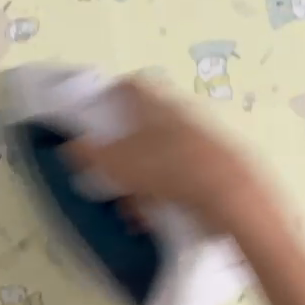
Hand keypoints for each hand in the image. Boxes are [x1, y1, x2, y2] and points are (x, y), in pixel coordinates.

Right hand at [63, 78, 277, 237]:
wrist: (232, 196)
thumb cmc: (168, 171)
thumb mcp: (118, 164)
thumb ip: (91, 154)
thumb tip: (72, 147)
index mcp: (155, 104)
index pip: (128, 86)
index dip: (108, 99)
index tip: (94, 122)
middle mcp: (180, 115)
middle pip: (144, 128)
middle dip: (125, 158)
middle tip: (112, 180)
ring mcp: (202, 142)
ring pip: (162, 158)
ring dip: (144, 182)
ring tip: (134, 210)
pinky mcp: (217, 169)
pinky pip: (183, 178)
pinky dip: (167, 195)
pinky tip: (159, 218)